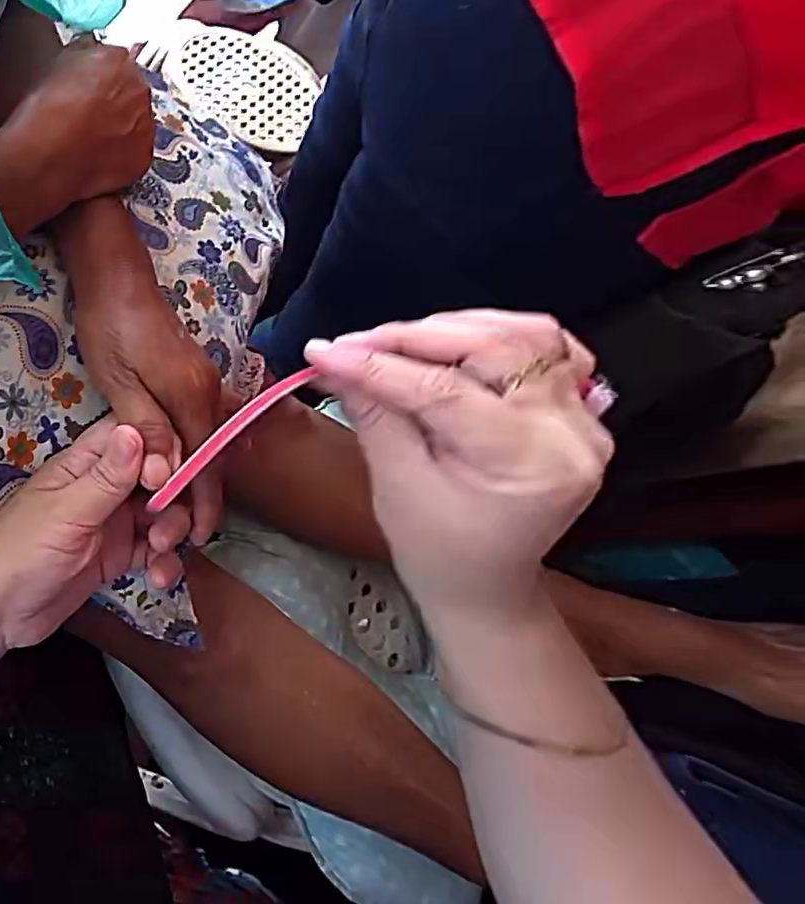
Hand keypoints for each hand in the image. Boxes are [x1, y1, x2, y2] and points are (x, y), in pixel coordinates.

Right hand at [0, 39, 154, 214]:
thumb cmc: (40, 119)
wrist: (42, 160)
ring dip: (117, 132)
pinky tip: (93, 162)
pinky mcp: (140, 158)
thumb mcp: (50, 69)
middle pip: (130, 94)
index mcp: (116, 61)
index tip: (87, 93)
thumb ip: (77, 58)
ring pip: (134, 125)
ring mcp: (143, 125)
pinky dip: (118, 160)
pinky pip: (133, 156)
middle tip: (86, 121)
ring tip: (87, 145)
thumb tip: (81, 59)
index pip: (115, 65)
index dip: (98, 82)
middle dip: (112, 106)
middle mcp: (137, 89)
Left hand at [0, 420, 187, 672]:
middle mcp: (98, 487)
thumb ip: (106, 476)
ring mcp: (108, 522)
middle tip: (168, 522)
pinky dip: (165, 560)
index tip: (166, 476)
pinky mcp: (115, 555)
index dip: (158, 446)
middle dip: (174, 494)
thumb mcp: (67, 512)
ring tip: (160, 550)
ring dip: (171, 529)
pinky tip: (159, 578)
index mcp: (79, 465)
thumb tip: (135, 429)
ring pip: (160, 511)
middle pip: (154, 473)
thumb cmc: (22, 552)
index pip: (127, 434)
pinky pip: (154, 549)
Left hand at [72, 266, 225, 541]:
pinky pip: (196, 427)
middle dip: (199, 499)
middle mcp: (206, 394)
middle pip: (211, 457)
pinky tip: (173, 470)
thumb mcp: (120, 381)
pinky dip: (188, 453)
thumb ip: (145, 427)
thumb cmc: (112, 327)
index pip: (204, 464)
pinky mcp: (187, 379)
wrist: (117, 279)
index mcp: (191, 398)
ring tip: (174, 513)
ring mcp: (200, 384)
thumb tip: (165, 476)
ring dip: (193, 479)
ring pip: (205, 444)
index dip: (198, 503)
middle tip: (179, 536)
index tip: (191, 537)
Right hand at [302, 311, 614, 618]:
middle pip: (497, 348)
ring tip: (392, 342)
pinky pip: (545, 349)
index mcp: (525, 463)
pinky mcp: (571, 408)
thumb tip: (332, 362)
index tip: (322, 352)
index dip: (375, 365)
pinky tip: (449, 345)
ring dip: (451, 329)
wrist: (480, 574)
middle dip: (413, 337)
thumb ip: (371, 411)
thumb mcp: (392, 480)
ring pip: (526, 336)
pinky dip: (491, 335)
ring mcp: (580, 417)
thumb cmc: (432, 541)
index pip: (444, 391)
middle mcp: (569, 433)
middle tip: (352, 344)